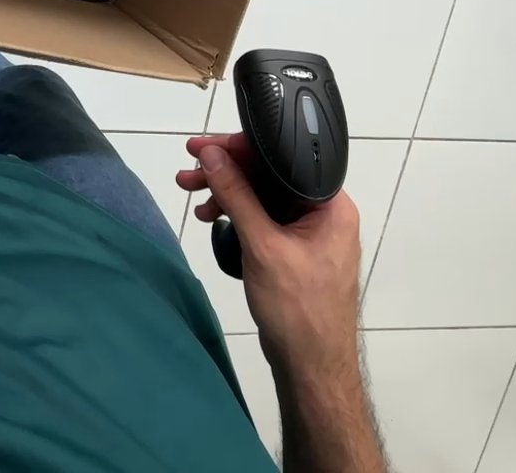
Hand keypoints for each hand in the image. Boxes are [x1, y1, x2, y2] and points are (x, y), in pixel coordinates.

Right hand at [177, 133, 361, 383]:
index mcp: (329, 204)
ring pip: (259, 195)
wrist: (312, 368)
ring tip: (189, 193)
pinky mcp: (291, 248)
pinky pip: (259, 216)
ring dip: (224, 191)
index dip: (238, 147)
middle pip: (266, 174)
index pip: (280, 158)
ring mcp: (307, 231)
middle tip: (186, 171)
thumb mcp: (262, 245)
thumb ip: (236, 194)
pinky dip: (233, 212)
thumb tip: (209, 153)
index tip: (199, 147)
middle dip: (224, 170)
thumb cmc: (297, 307)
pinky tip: (210, 217)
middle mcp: (321, 211)